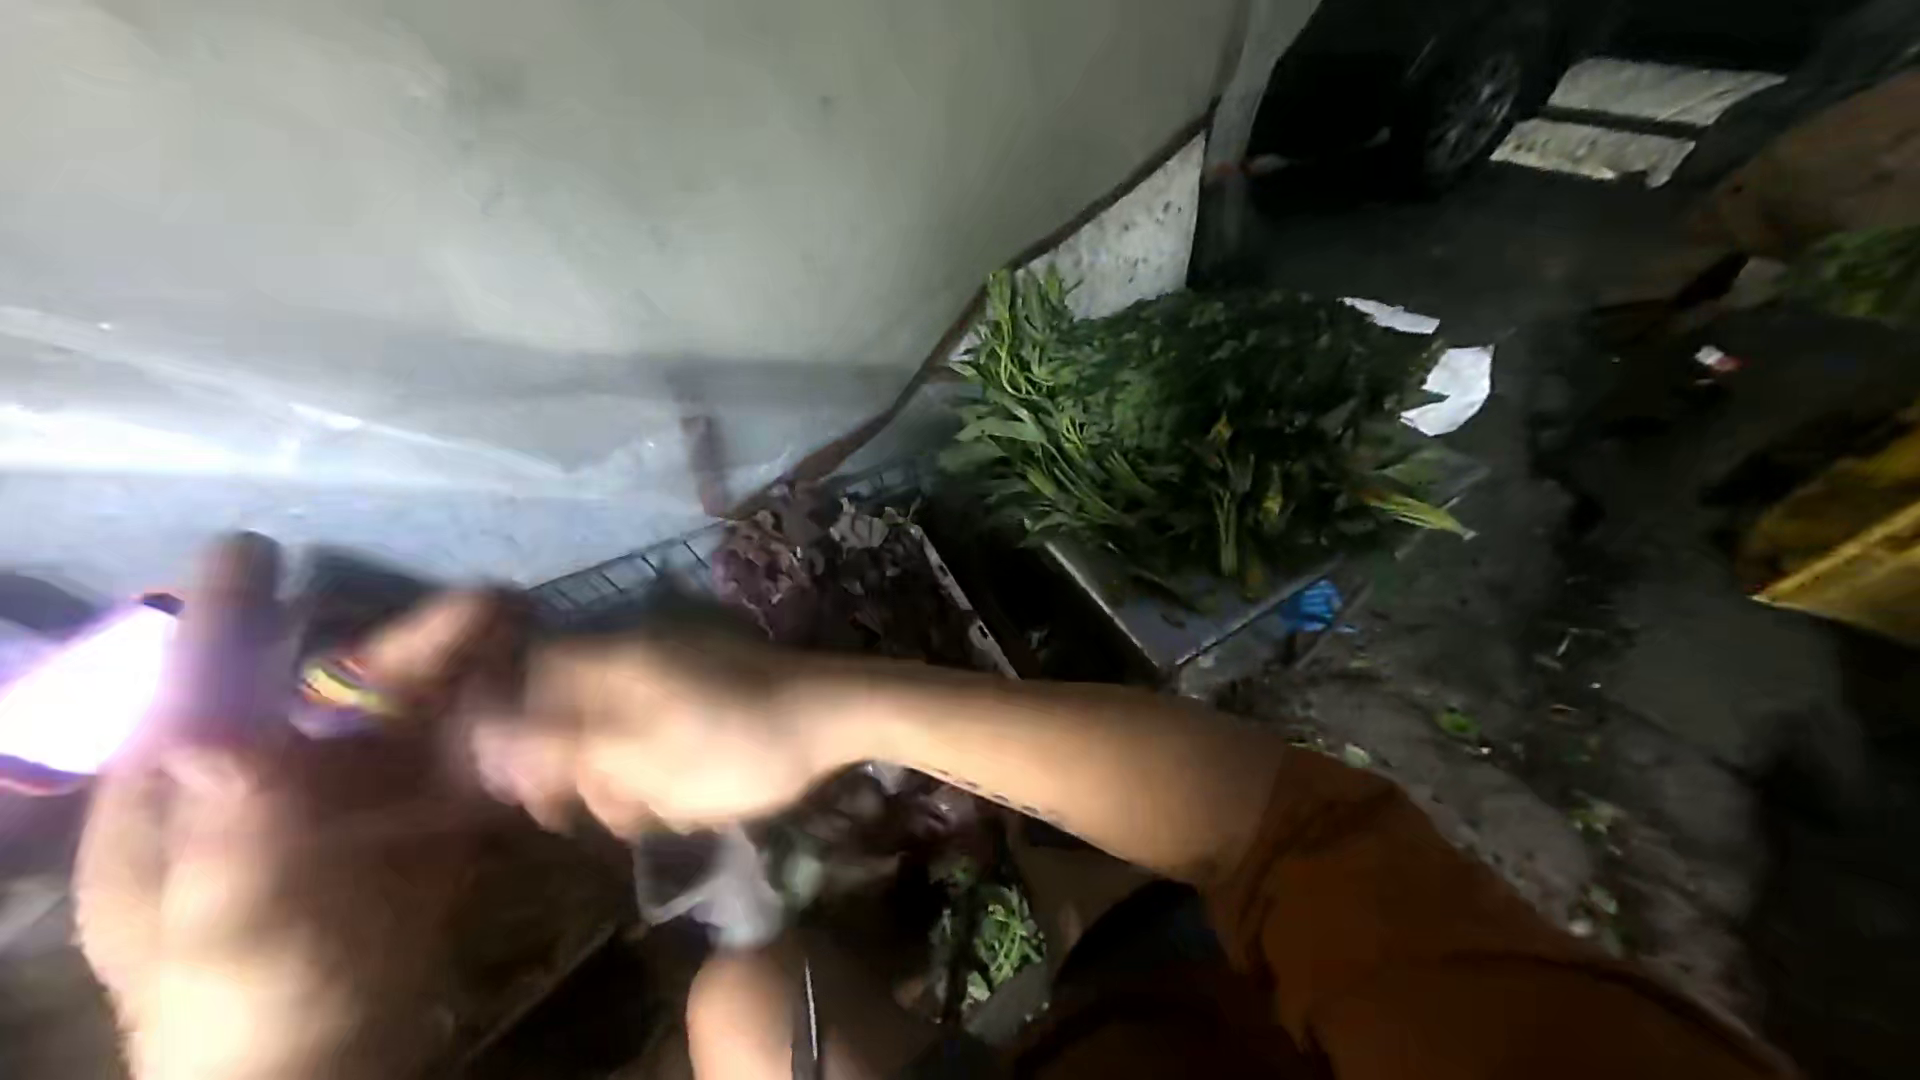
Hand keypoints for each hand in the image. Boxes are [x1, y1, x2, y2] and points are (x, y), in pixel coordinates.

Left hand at [74, 535, 506, 1079]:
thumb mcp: (232, 941)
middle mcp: (282, 784)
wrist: (337, 1068)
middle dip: (420, 643)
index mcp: (199, 805)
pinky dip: (498, 725)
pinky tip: (539, 701)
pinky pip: (460, 756)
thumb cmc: (256, 1017)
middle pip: (351, 694)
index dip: (226, 619)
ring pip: (418, 716)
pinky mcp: (418, 821)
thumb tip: (215, 744)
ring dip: (474, 674)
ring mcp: (358, 801)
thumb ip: (227, 849)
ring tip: (532, 637)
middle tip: (496, 602)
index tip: (253, 548)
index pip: (210, 692)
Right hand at [469, 633, 846, 834]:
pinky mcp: (719, 686)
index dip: (521, 738)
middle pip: (581, 711)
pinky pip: (671, 726)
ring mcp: (687, 666)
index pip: (533, 681)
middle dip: (591, 772)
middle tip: (625, 815)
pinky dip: (673, 764)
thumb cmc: (735, 744)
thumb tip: (485, 739)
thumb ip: (559, 750)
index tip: (541, 795)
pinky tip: (697, 794)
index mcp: (618, 661)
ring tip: (671, 811)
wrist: (836, 716)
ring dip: (636, 777)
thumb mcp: (639, 759)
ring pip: (628, 727)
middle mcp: (646, 653)